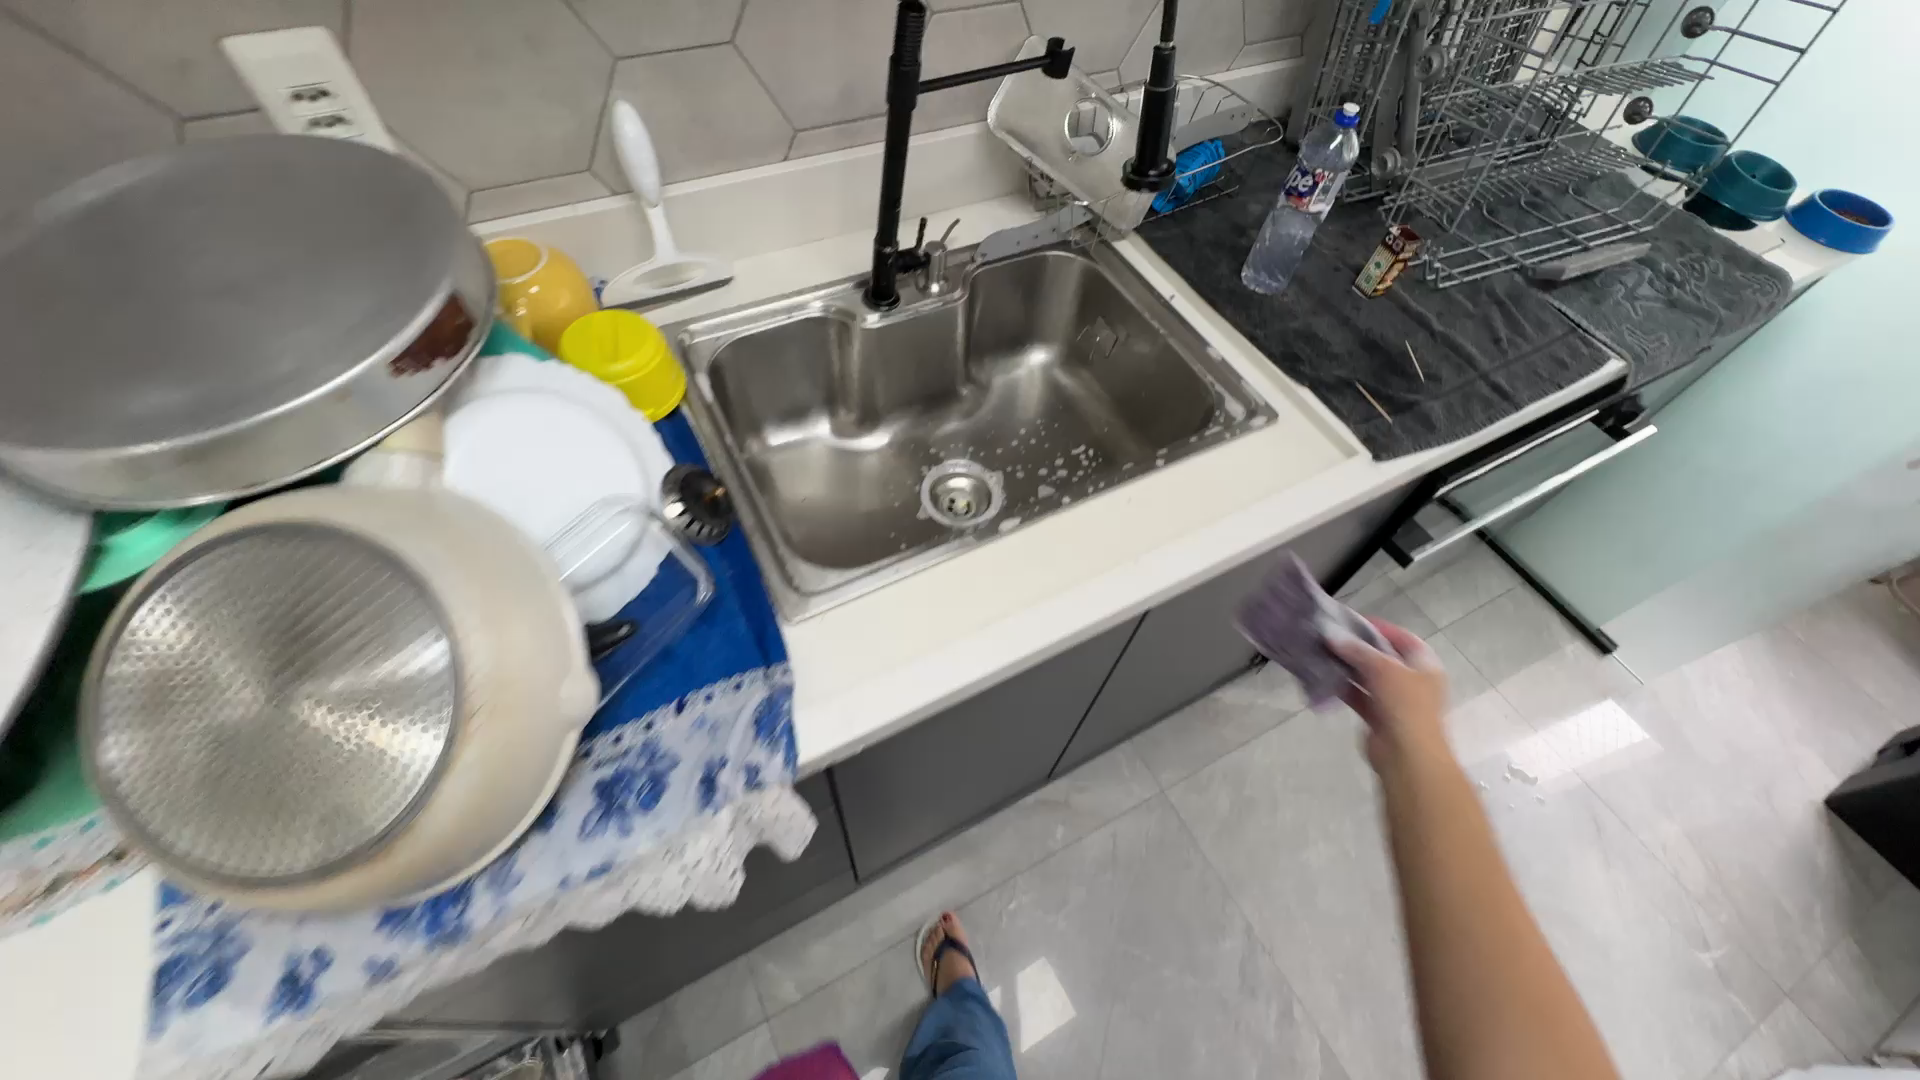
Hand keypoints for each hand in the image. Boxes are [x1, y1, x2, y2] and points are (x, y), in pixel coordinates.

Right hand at [1328, 618, 1450, 771]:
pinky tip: (1322, 677)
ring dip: (1347, 667)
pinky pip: (1358, 696)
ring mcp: (1395, 700)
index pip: (1403, 638)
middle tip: (1329, 637)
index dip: (1379, 628)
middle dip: (1357, 648)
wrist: (1407, 755)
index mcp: (1425, 666)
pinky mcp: (1378, 716)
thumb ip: (1357, 650)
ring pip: (1367, 677)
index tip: (1350, 621)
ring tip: (1320, 653)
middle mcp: (1412, 680)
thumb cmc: (1405, 705)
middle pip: (1382, 657)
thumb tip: (1331, 634)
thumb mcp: (1383, 669)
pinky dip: (1342, 687)